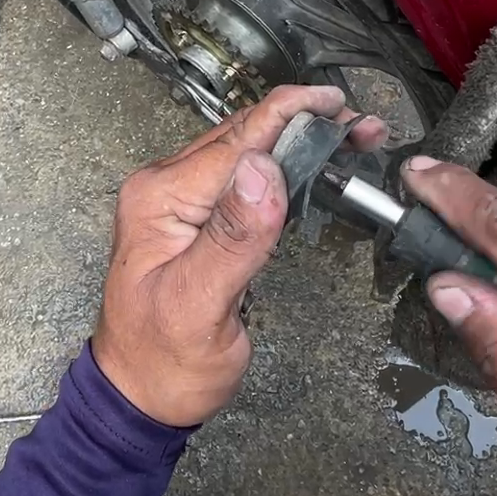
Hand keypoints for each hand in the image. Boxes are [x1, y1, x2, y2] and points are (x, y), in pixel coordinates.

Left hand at [93, 86, 385, 426]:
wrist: (139, 394)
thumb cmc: (162, 360)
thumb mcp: (199, 304)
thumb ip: (232, 237)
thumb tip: (265, 169)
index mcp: (160, 198)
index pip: (234, 142)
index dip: (287, 115)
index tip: (332, 101)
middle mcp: (165, 188)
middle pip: (241, 138)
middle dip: (301, 122)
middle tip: (357, 123)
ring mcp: (178, 201)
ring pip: (243, 154)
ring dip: (294, 141)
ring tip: (345, 138)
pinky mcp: (195, 219)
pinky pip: (240, 179)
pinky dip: (280, 168)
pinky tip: (308, 166)